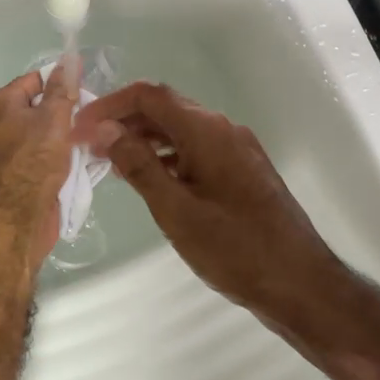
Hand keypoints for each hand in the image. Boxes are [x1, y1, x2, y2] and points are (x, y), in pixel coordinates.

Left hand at [0, 58, 80, 272]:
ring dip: (67, 139)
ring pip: (44, 134)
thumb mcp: (53, 119)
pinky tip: (82, 163)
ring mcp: (4, 151)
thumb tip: (69, 58)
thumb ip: (62, 89)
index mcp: (0, 103)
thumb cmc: (33, 162)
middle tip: (96, 121)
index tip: (89, 95)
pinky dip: (59, 159)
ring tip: (95, 141)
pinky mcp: (15, 175)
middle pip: (41, 108)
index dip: (63, 84)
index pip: (36, 79)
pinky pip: (40, 157)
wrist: (15, 220)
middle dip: (68, 114)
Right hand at [72, 83, 343, 312]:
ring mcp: (236, 149)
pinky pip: (195, 149)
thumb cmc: (235, 249)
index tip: (79, 128)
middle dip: (123, 121)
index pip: (149, 96)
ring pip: (180, 130)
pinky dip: (166, 157)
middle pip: (164, 108)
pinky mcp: (241, 171)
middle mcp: (223, 130)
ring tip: (109, 165)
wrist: (301, 284)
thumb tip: (106, 130)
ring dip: (143, 140)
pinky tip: (148, 180)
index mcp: (207, 131)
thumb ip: (139, 166)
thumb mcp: (176, 211)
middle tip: (87, 147)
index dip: (110, 105)